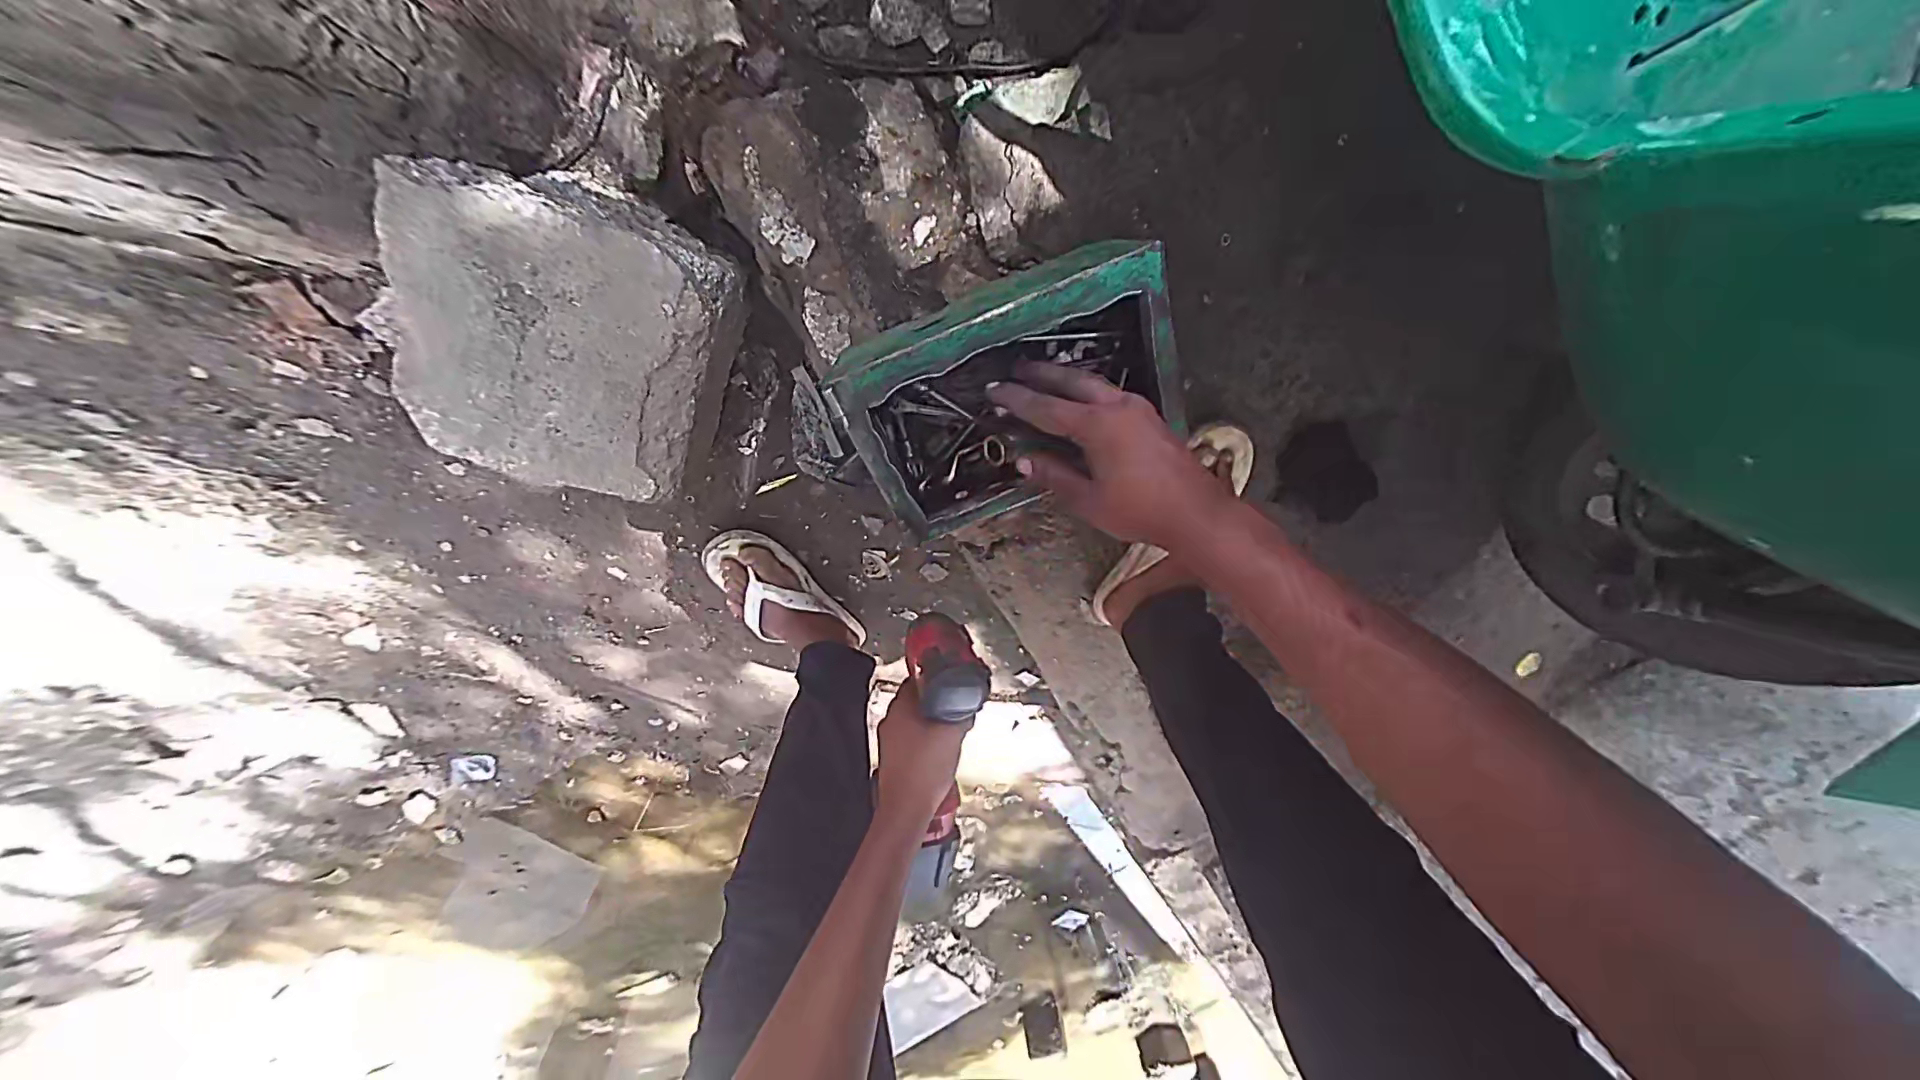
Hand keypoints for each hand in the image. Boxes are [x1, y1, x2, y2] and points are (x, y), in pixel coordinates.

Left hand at [874, 677, 969, 823]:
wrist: (907, 808)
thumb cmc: (924, 771)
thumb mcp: (953, 733)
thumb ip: (961, 711)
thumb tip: (967, 703)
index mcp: (900, 707)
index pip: (917, 677)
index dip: (937, 676)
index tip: (950, 678)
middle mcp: (891, 720)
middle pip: (917, 699)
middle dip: (937, 700)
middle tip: (956, 705)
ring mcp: (890, 739)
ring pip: (915, 719)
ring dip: (932, 720)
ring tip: (951, 728)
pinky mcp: (894, 756)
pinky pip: (912, 737)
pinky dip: (926, 737)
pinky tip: (940, 749)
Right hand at [987, 362, 1232, 546]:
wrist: (1196, 512)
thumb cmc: (1140, 511)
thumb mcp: (1089, 500)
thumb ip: (1055, 476)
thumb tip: (1025, 462)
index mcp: (1098, 426)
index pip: (1046, 408)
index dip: (1017, 400)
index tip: (994, 391)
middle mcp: (1118, 407)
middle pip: (1072, 382)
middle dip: (1041, 374)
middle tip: (1016, 369)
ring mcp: (1137, 409)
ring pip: (1094, 384)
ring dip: (1066, 379)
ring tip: (1044, 377)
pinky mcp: (1149, 417)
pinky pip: (1110, 394)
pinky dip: (1087, 391)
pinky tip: (1080, 400)